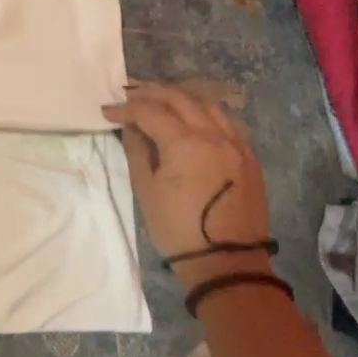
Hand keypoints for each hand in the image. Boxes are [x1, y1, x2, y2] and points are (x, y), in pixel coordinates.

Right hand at [103, 82, 271, 286]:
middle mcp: (214, 135)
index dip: (125, 108)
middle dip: (151, 93)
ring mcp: (236, 145)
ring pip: (208, 104)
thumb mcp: (146, 188)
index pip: (149, 111)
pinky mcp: (249, 158)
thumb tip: (131, 126)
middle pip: (179, 98)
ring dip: (180, 97)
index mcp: (185, 143)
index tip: (107, 112)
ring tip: (161, 101)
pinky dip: (206, 113)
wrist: (227, 264)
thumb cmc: (177, 228)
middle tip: (130, 94)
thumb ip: (137, 149)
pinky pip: (227, 122)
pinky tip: (193, 119)